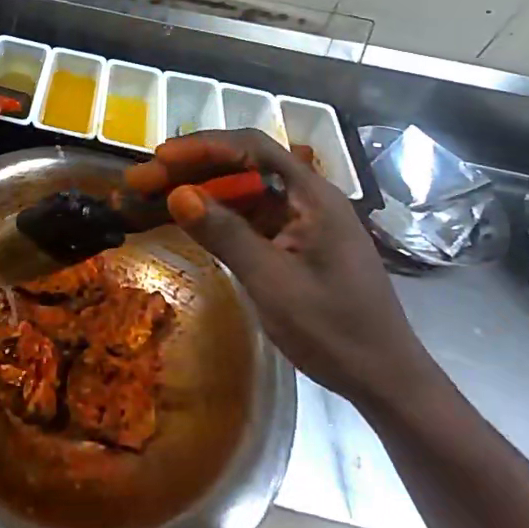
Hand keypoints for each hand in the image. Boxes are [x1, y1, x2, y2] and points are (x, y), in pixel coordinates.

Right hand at [126, 129, 434, 402]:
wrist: (386, 381)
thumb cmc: (335, 331)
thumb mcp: (274, 283)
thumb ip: (227, 235)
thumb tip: (177, 194)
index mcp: (312, 195)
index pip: (253, 149)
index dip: (204, 146)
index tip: (161, 156)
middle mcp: (306, 197)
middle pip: (242, 166)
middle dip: (191, 168)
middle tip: (142, 180)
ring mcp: (300, 220)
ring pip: (242, 191)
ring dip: (199, 190)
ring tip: (152, 195)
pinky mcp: (293, 242)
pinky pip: (249, 217)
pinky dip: (216, 215)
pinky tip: (188, 219)